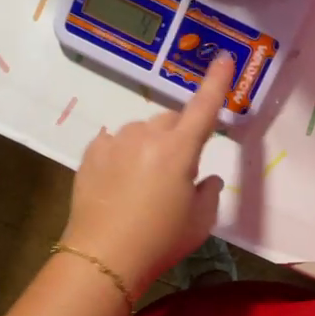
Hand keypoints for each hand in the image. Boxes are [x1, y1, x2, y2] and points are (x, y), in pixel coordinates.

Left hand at [60, 55, 230, 290]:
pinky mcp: (91, 154)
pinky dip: (121, 153)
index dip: (216, 82)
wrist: (103, 257)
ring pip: (140, 131)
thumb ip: (209, 194)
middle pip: (170, 120)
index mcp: (180, 149)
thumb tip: (209, 178)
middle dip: (178, 135)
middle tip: (176, 171)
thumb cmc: (160, 241)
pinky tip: (119, 179)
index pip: (204, 107)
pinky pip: (113, 142)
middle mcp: (146, 135)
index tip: (223, 58)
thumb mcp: (199, 223)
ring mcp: (114, 142)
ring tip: (143, 183)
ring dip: (148, 145)